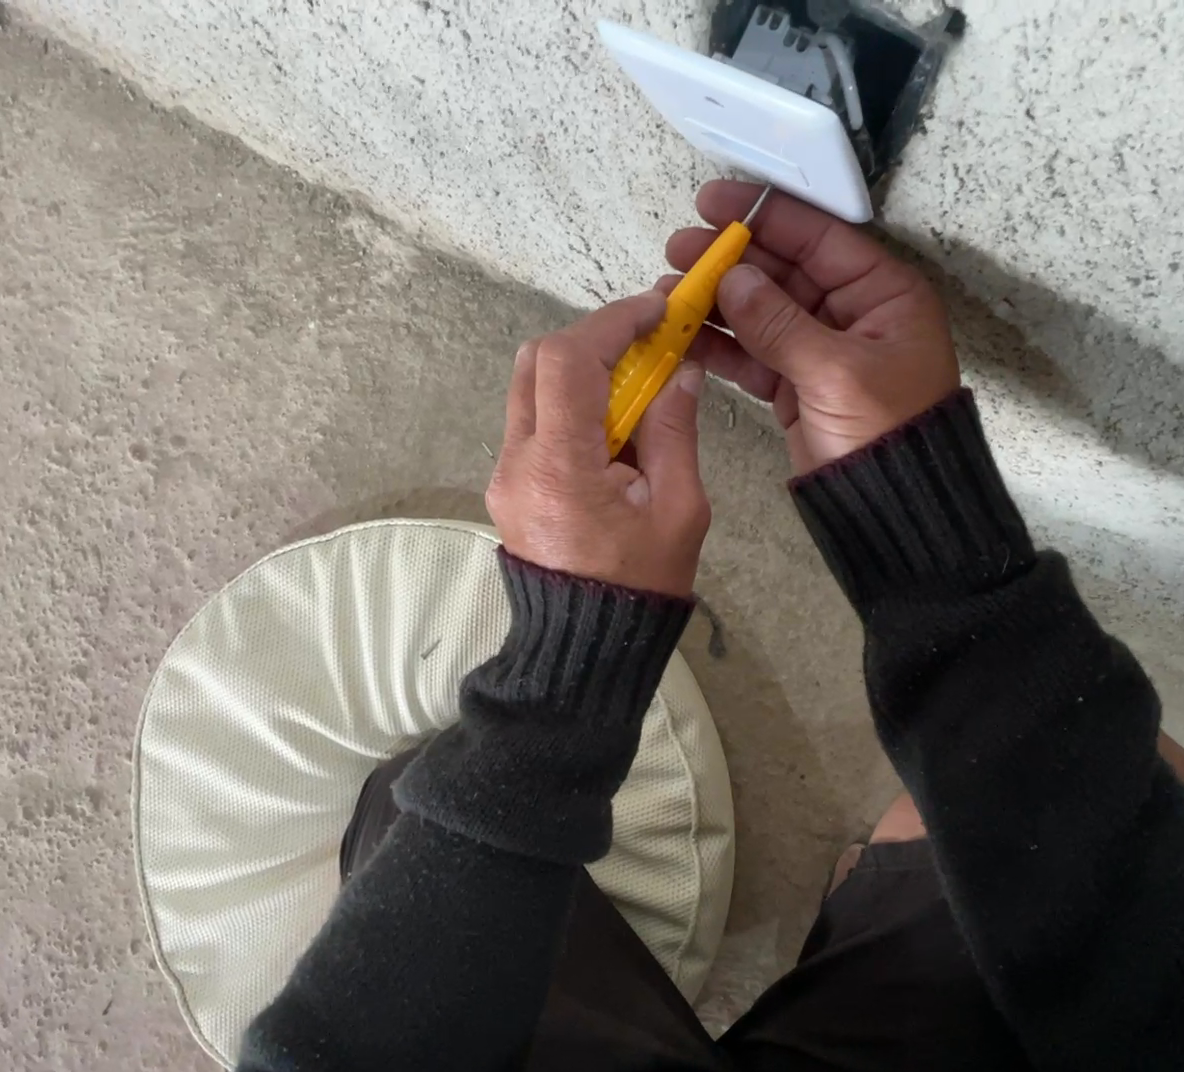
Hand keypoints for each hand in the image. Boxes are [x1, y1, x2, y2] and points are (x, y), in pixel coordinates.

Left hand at [489, 294, 710, 597]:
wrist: (585, 647)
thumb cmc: (641, 586)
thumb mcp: (679, 510)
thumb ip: (674, 432)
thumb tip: (680, 373)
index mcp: (561, 468)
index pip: (568, 360)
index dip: (611, 322)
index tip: (654, 312)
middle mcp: (517, 462)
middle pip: (536, 361)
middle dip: (592, 340)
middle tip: (644, 348)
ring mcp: (503, 474)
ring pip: (528, 388)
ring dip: (578, 371)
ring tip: (632, 388)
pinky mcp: (506, 485)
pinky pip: (530, 421)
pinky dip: (567, 404)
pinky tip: (608, 427)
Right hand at [663, 180, 959, 473]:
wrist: (888, 504)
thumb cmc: (882, 430)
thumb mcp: (835, 372)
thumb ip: (779, 323)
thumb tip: (732, 278)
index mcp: (880, 294)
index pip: (817, 238)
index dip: (764, 217)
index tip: (713, 204)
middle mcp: (848, 313)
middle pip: (781, 272)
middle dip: (729, 261)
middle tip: (678, 251)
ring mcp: (817, 349)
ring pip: (759, 313)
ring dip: (715, 303)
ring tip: (668, 294)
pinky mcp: (793, 384)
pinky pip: (751, 354)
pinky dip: (719, 346)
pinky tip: (683, 335)